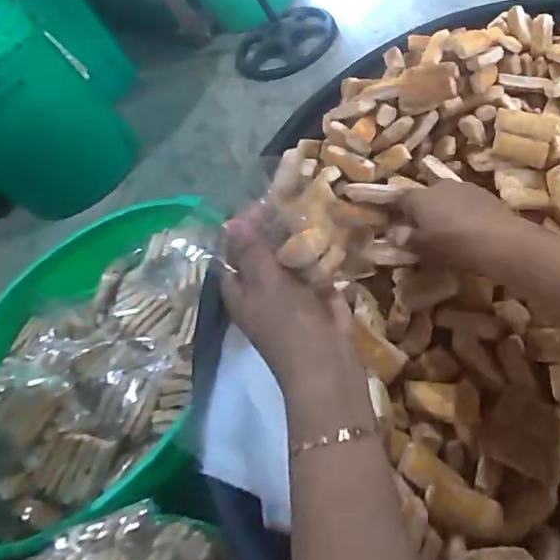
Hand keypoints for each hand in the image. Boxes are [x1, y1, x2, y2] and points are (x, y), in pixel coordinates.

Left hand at [219, 203, 358, 390]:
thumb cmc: (288, 324)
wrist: (328, 365)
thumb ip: (251, 250)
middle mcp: (262, 289)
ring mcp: (291, 292)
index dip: (245, 226)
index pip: (234, 250)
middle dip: (275, 226)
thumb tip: (230, 220)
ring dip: (299, 234)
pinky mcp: (317, 295)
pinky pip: (314, 265)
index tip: (264, 199)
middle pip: (263, 250)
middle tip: (293, 194)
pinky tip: (329, 224)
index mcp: (240, 289)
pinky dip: (319, 248)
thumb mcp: (265, 283)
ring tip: (311, 200)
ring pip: (290, 256)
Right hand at [399, 181, 522, 268]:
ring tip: (450, 230)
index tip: (396, 222)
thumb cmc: (454, 245)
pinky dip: (465, 211)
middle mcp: (439, 186)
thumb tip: (396, 233)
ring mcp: (464, 187)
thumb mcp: (425, 249)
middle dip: (424, 209)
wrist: (501, 241)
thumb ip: (407, 239)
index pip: (400, 198)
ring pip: (448, 196)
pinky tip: (471, 228)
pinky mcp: (485, 193)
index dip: (396, 209)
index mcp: (419, 198)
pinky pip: (467, 201)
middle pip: (426, 195)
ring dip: (446, 209)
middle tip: (426, 229)